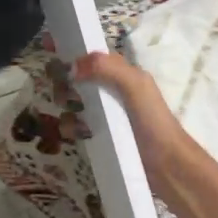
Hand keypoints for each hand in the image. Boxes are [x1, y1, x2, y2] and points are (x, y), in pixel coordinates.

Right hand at [71, 51, 201, 179]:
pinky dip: (71, 127)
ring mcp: (106, 114)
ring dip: (66, 107)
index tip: (51, 51)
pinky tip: (78, 134)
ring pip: (74, 102)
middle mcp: (113, 91)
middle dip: (64, 82)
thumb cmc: (153, 121)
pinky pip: (77, 126)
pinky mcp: (101, 135)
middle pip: (78, 78)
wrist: (166, 165)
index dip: (73, 52)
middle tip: (62, 94)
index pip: (93, 56)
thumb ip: (106, 68)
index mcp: (123, 74)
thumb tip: (71, 66)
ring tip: (70, 116)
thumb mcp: (135, 86)